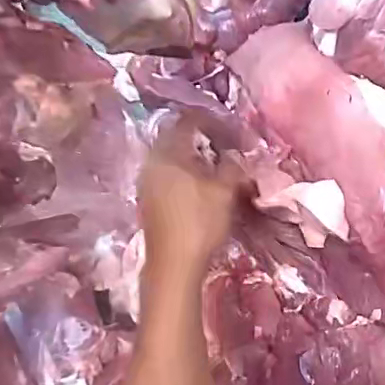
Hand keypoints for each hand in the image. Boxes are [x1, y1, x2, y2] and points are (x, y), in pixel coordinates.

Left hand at [137, 114, 248, 271]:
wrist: (174, 264)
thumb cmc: (200, 222)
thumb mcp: (224, 191)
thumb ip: (232, 167)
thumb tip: (237, 155)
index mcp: (168, 154)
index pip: (187, 122)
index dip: (211, 121)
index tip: (232, 129)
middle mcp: (152, 163)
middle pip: (178, 140)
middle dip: (205, 141)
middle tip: (229, 148)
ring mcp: (148, 183)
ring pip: (175, 160)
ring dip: (197, 160)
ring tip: (220, 169)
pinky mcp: (150, 200)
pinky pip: (171, 176)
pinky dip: (189, 175)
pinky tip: (205, 188)